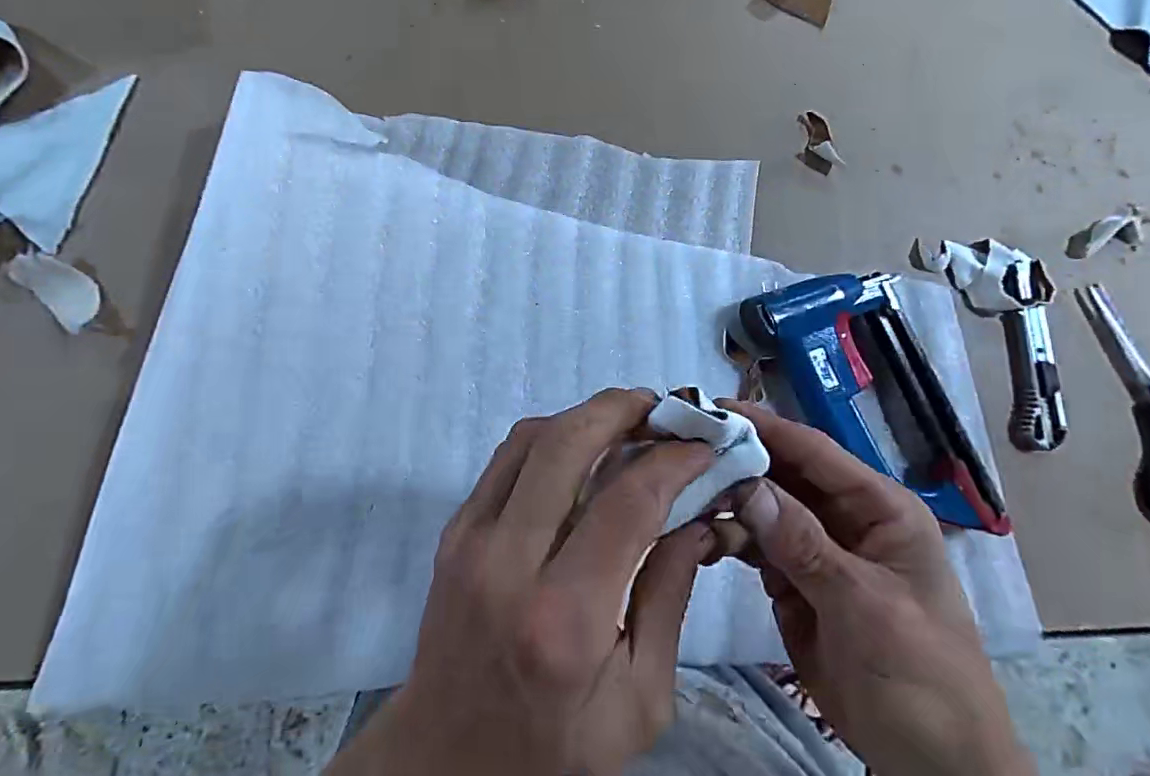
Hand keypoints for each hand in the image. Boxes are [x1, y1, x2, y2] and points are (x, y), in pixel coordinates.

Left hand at [330, 388, 714, 775]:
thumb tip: (699, 519)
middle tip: (665, 409)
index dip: (674, 461)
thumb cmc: (554, 746)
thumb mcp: (639, 700)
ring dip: (588, 414)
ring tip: (631, 420)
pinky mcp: (453, 533)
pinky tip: (585, 448)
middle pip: (568, 443)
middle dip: (625, 408)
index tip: (705, 449)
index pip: (628, 502)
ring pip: (533, 437)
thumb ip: (669, 598)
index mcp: (565, 618)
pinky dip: (554, 436)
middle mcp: (509, 565)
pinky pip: (508, 456)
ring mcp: (470, 542)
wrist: (444, 763)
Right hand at [715, 399, 1033, 775]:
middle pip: (786, 476)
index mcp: (880, 506)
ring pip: (767, 510)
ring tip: (681, 492)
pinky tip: (699, 534)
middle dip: (740, 461)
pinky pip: (759, 549)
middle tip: (682, 448)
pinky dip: (731, 540)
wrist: (933, 764)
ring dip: (729, 501)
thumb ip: (806, 546)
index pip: (816, 453)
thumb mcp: (865, 605)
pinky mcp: (798, 584)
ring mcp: (820, 551)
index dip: (767, 428)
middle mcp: (847, 517)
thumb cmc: (919, 674)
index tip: (715, 410)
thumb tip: (748, 487)